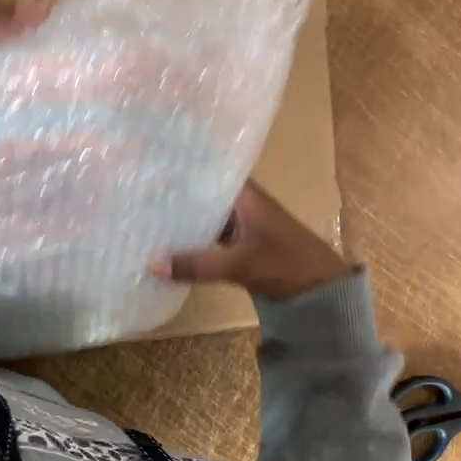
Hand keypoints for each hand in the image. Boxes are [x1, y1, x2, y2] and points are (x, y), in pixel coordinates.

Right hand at [153, 181, 353, 300]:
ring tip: (144, 215)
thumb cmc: (287, 265)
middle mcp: (242, 204)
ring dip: (181, 218)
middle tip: (137, 192)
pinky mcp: (241, 245)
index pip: (209, 171)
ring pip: (205, 215)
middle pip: (203, 193)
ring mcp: (242, 225)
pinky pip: (209, 236)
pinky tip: (167, 244)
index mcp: (246, 196)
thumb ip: (197, 265)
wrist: (323, 292)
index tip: (151, 167)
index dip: (183, 169)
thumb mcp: (240, 265)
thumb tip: (151, 265)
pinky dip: (191, 238)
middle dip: (174, 195)